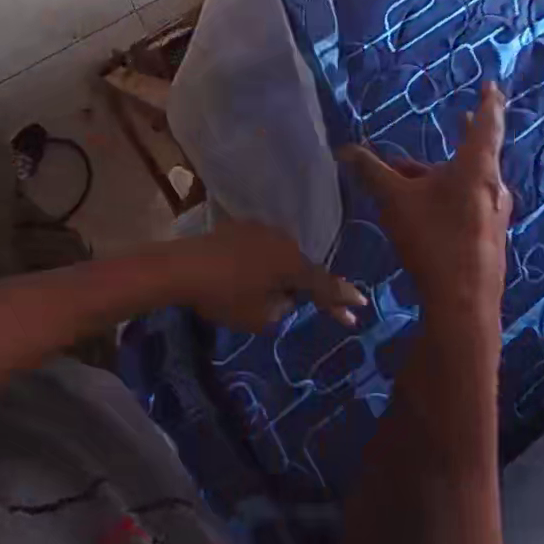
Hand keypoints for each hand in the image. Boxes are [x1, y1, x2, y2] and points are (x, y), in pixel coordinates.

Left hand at [175, 219, 366, 331]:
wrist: (183, 266)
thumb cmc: (224, 296)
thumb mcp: (261, 316)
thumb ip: (283, 306)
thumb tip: (287, 295)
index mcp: (292, 263)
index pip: (325, 284)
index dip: (342, 299)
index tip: (361, 307)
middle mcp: (282, 240)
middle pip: (304, 267)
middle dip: (313, 287)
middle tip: (324, 306)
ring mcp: (260, 229)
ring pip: (283, 256)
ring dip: (287, 273)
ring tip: (286, 291)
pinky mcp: (239, 227)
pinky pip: (264, 248)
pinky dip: (266, 263)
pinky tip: (258, 274)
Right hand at [339, 82, 511, 318]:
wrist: (462, 302)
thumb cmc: (432, 239)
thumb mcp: (394, 200)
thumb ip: (370, 171)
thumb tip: (344, 149)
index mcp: (476, 170)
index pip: (486, 125)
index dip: (487, 104)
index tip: (493, 86)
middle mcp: (492, 188)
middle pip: (473, 155)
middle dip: (456, 140)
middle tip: (458, 120)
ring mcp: (495, 215)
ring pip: (465, 182)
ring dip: (439, 175)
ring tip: (404, 179)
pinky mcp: (489, 236)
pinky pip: (466, 203)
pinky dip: (445, 195)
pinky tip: (420, 211)